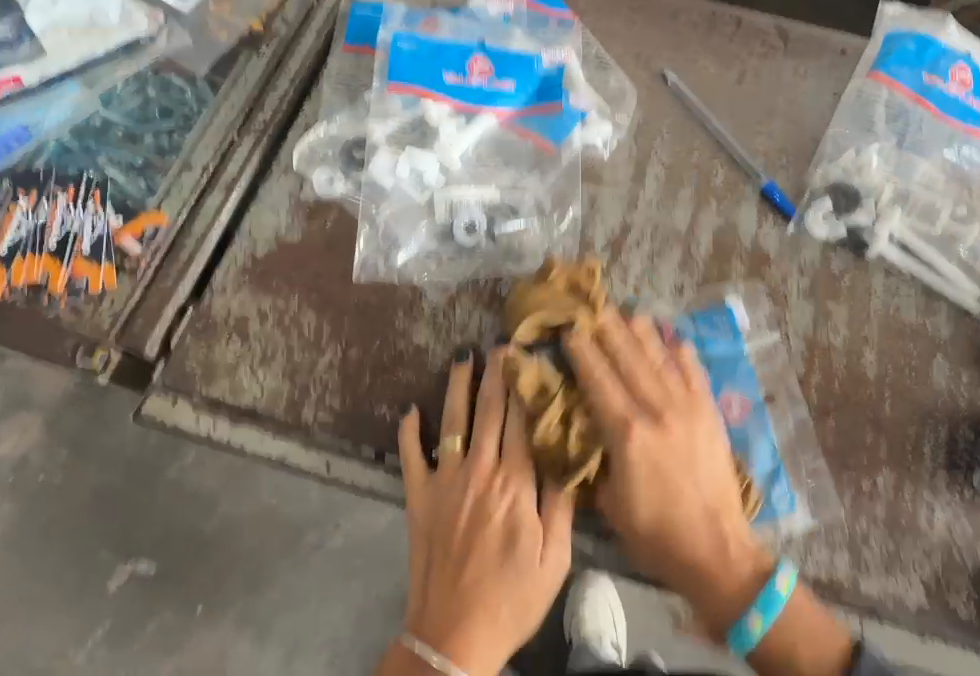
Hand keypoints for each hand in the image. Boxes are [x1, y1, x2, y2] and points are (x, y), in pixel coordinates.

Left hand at [396, 349, 575, 674]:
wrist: (453, 635)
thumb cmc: (512, 600)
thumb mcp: (554, 559)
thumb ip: (562, 504)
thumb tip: (570, 455)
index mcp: (516, 484)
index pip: (524, 421)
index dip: (528, 386)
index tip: (531, 357)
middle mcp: (480, 472)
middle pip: (490, 411)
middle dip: (496, 374)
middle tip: (500, 344)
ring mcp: (445, 482)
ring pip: (453, 422)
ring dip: (458, 387)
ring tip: (463, 358)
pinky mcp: (418, 499)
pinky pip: (411, 456)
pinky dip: (409, 431)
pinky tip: (410, 409)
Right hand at [566, 309, 774, 635]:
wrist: (715, 550)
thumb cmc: (654, 535)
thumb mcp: (609, 502)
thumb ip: (596, 459)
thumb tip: (584, 430)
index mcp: (627, 432)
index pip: (598, 379)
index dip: (582, 351)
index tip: (569, 328)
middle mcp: (656, 409)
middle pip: (628, 358)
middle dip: (608, 330)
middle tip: (593, 308)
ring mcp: (688, 408)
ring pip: (660, 358)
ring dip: (642, 333)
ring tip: (627, 312)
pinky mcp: (710, 414)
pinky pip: (694, 372)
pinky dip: (682, 352)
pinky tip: (673, 335)